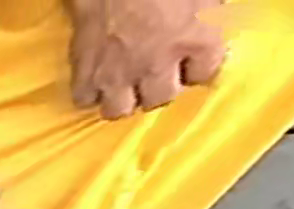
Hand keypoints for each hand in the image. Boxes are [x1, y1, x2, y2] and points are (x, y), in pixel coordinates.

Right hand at [69, 0, 225, 118]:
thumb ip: (209, 13)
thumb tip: (206, 28)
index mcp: (196, 37)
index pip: (206, 72)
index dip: (201, 66)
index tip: (195, 61)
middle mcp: (155, 64)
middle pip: (160, 99)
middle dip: (162, 88)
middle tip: (159, 76)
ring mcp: (115, 75)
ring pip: (119, 110)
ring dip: (124, 100)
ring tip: (125, 86)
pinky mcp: (84, 77)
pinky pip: (86, 100)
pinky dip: (92, 94)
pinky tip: (98, 81)